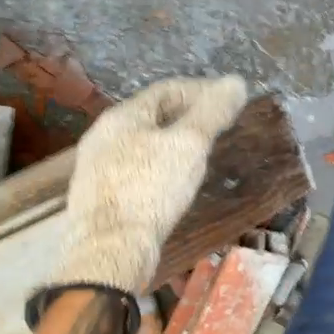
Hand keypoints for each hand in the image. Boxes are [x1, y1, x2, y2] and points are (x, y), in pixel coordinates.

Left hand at [46, 75, 249, 294]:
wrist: (109, 250)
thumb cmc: (150, 189)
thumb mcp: (190, 144)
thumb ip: (213, 111)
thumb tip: (235, 83)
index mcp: (121, 118)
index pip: (167, 89)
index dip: (203, 89)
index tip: (231, 101)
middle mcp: (103, 136)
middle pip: (155, 114)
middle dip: (190, 114)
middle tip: (221, 125)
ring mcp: (98, 167)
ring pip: (146, 141)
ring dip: (177, 139)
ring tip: (203, 151)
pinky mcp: (101, 194)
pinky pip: (138, 165)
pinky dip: (162, 162)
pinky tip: (177, 179)